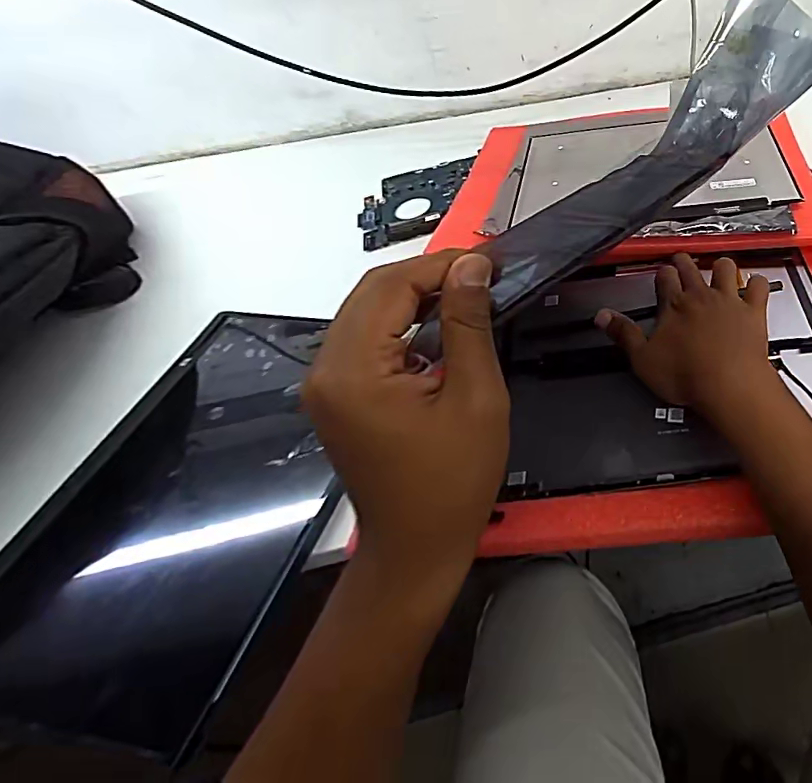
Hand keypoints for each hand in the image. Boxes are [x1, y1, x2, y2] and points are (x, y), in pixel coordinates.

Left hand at [304, 250, 508, 583]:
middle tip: (479, 274)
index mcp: (353, 371)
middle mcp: (326, 369)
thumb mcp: (476, 398)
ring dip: (416, 296)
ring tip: (466, 293)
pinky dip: (403, 322)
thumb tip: (471, 267)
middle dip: (428, 276)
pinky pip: (367, 337)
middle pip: (373, 292)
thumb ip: (469, 324)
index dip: (441, 265)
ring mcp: (326, 382)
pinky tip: (439, 324)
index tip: (485, 260)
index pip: (391, 287)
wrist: (416, 550)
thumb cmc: (452, 484)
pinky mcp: (337, 392)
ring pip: (368, 310)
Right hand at [595, 254, 783, 433]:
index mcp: (673, 305)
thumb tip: (604, 318)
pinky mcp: (753, 312)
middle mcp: (701, 297)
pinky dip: (758, 283)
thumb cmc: (689, 375)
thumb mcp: (643, 359)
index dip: (662, 275)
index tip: (662, 275)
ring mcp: (729, 302)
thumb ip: (623, 333)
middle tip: (681, 261)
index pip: (664, 278)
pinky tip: (756, 283)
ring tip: (718, 267)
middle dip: (684, 262)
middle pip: (691, 267)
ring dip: (721, 266)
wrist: (728, 385)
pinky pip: (759, 287)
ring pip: (725, 268)